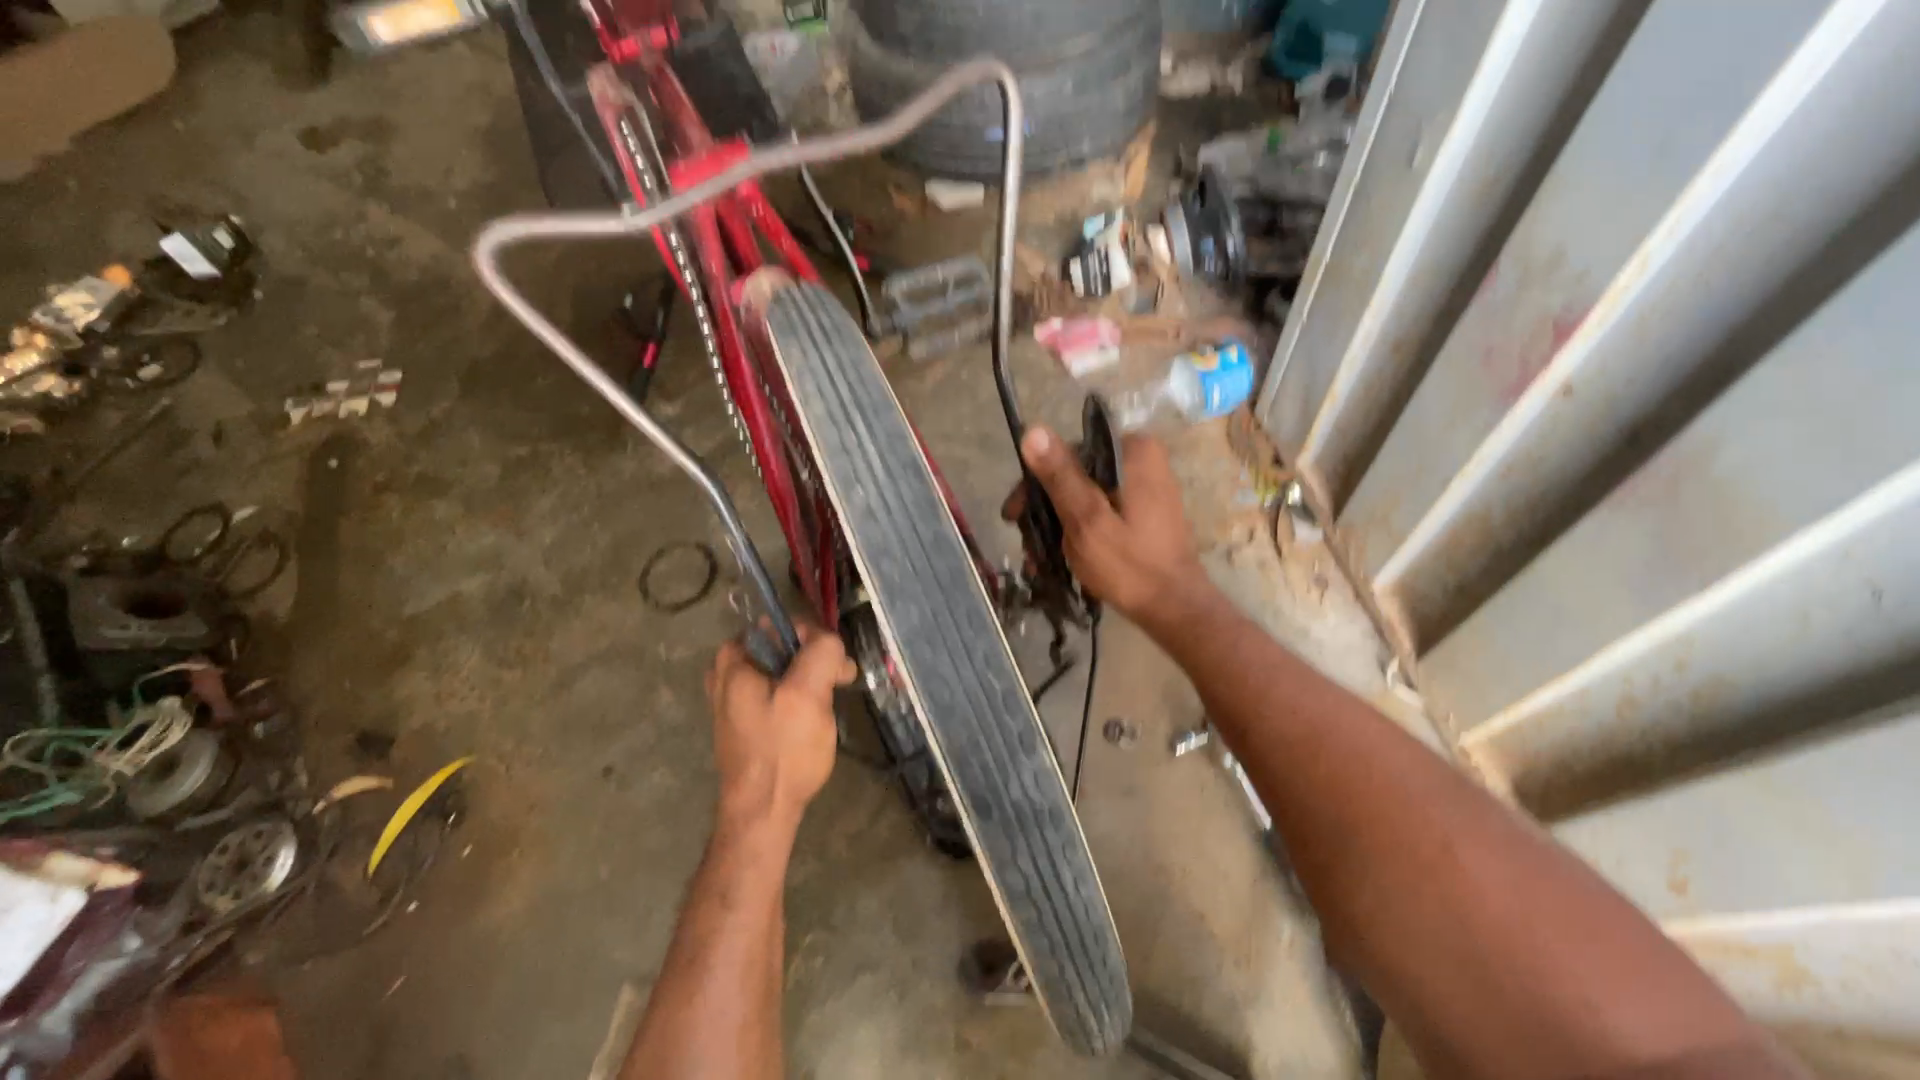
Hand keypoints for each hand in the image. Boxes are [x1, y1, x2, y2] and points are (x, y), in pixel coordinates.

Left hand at [705, 624, 855, 833]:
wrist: (762, 811)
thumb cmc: (783, 751)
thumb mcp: (808, 694)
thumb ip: (820, 652)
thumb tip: (827, 641)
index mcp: (734, 657)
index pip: (785, 625)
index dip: (815, 643)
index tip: (834, 672)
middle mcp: (726, 671)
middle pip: (785, 647)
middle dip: (815, 665)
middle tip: (834, 692)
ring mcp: (733, 698)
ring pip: (785, 671)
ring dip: (811, 685)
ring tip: (823, 714)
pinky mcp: (744, 721)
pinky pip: (778, 694)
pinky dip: (798, 702)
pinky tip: (809, 726)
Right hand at [1016, 426, 1208, 629]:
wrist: (1174, 608)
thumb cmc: (1129, 565)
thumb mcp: (1086, 519)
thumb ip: (1059, 475)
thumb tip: (1032, 430)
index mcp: (1133, 451)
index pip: (1068, 454)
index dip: (1035, 485)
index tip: (1014, 518)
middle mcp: (1143, 459)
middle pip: (1077, 474)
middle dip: (1047, 509)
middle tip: (1028, 546)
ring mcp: (1147, 485)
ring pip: (1087, 494)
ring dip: (1060, 523)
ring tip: (1040, 558)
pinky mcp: (1146, 509)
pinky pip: (1103, 508)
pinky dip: (1082, 528)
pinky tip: (1063, 556)